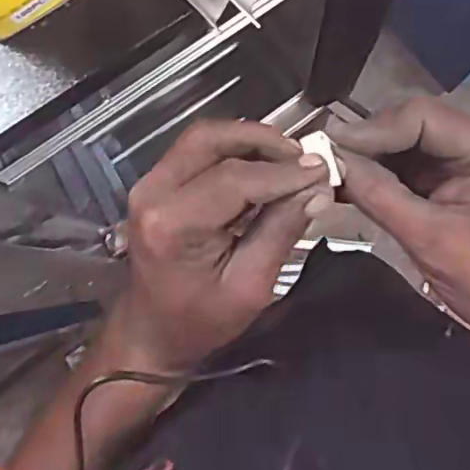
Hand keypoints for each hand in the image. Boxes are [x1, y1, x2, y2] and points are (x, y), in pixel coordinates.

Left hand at [102, 119, 330, 372]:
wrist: (152, 332)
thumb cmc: (198, 320)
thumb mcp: (250, 287)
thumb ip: (281, 231)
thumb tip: (316, 190)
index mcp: (172, 224)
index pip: (233, 178)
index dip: (282, 171)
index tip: (320, 169)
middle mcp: (153, 193)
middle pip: (210, 139)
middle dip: (262, 140)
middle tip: (302, 155)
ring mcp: (150, 183)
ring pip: (203, 137)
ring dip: (248, 140)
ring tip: (287, 158)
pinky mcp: (156, 182)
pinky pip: (197, 149)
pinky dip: (233, 149)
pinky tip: (262, 165)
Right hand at [328, 98, 469, 364]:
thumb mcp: (432, 240)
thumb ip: (380, 195)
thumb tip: (334, 161)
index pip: (424, 117)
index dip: (374, 129)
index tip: (333, 145)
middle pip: (416, 125)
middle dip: (371, 141)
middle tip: (328, 156)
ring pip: (410, 144)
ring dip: (373, 158)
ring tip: (333, 168)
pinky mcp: (461, 182)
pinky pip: (415, 167)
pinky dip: (385, 175)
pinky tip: (353, 182)